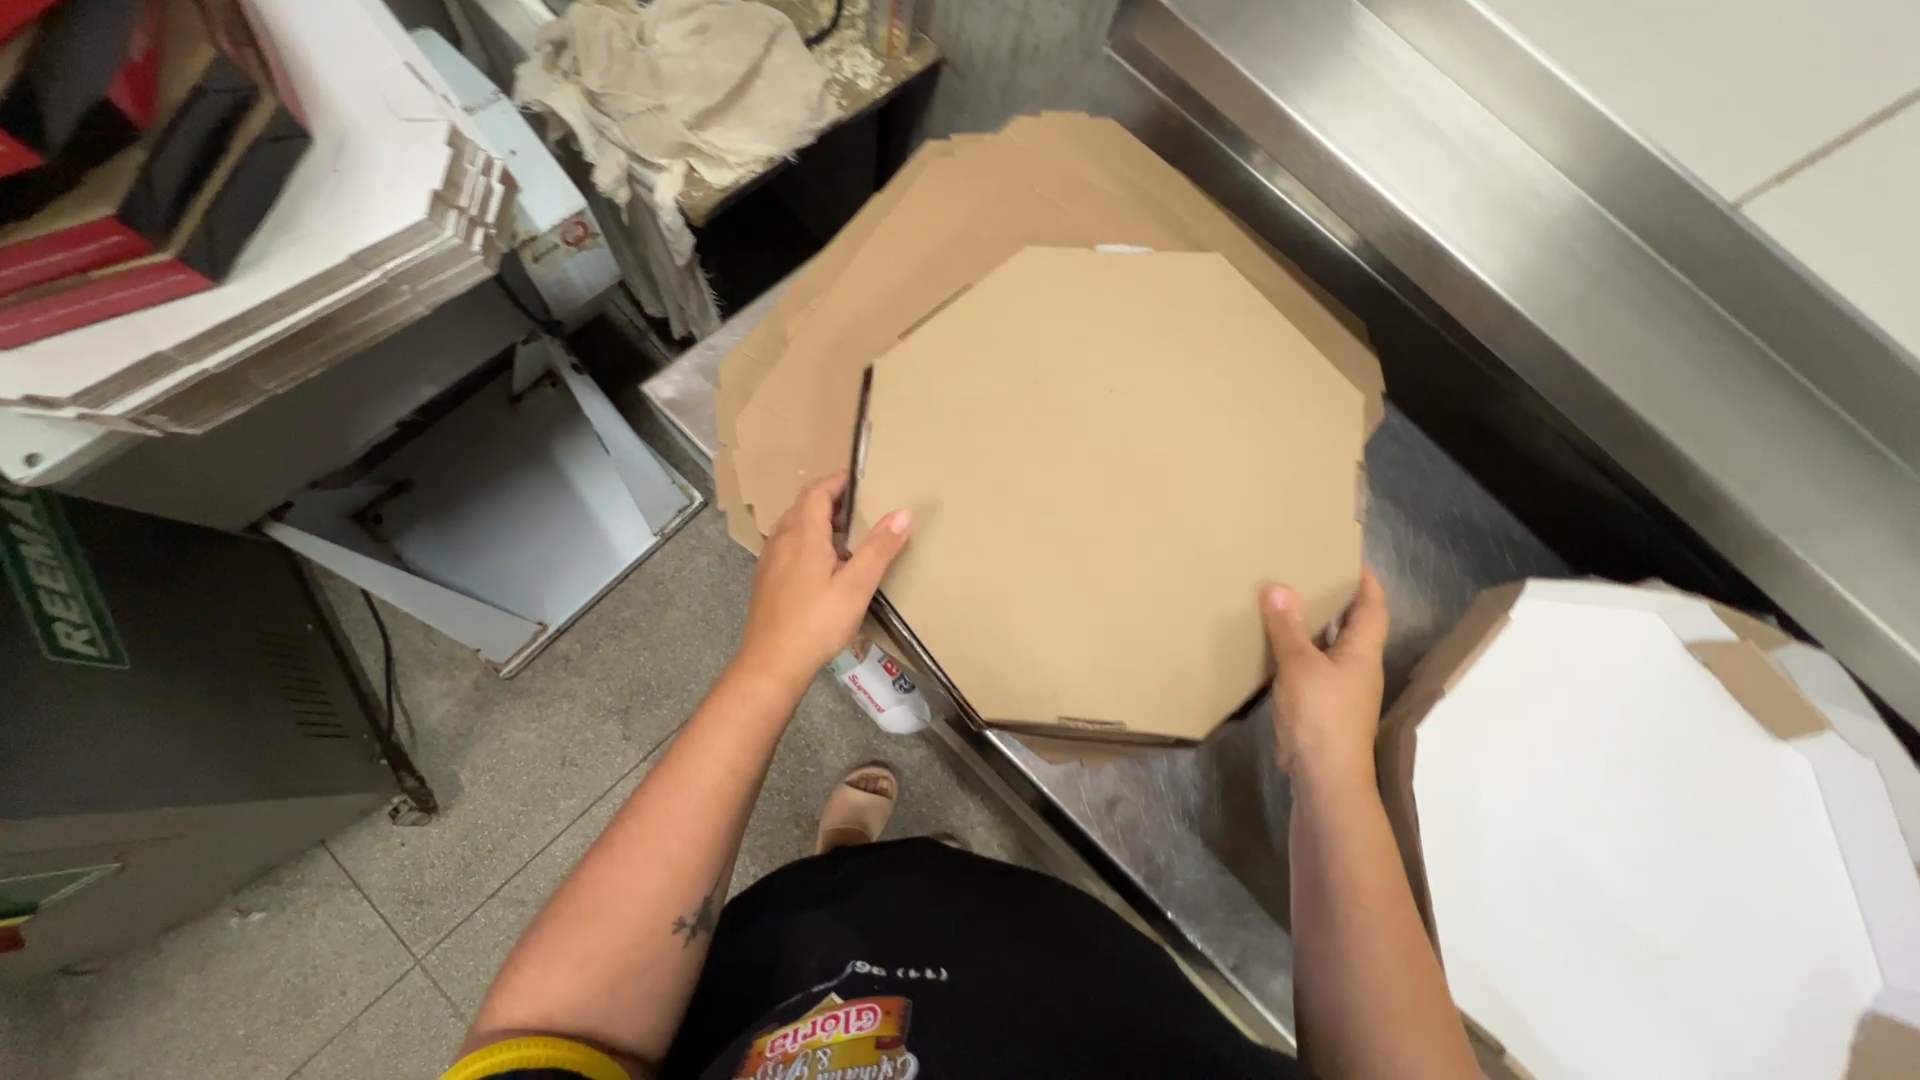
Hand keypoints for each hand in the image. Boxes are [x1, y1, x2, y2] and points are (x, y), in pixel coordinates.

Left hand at [735, 472, 910, 689]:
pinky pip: (787, 546)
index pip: (816, 492)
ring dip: (817, 521)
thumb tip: (902, 513)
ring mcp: (769, 561)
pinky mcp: (766, 581)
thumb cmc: (818, 622)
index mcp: (803, 534)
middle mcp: (781, 540)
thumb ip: (879, 548)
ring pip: (792, 527)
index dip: (837, 482)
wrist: (772, 662)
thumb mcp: (857, 586)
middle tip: (858, 507)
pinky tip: (823, 566)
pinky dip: (806, 542)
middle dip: (829, 500)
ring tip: (846, 535)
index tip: (858, 481)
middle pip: (802, 506)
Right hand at [1262, 566, 1389, 789]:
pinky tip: (1274, 646)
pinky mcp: (1321, 707)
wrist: (1324, 776)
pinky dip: (1297, 650)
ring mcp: (1341, 689)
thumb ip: (1287, 628)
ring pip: (1330, 646)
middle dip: (1334, 598)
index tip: (1348, 555)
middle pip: (1353, 624)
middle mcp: (1358, 667)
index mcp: (1363, 651)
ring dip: (1313, 625)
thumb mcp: (1299, 665)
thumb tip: (1278, 587)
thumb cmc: (1320, 714)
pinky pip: (1311, 666)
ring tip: (1285, 601)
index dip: (1365, 579)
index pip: (1372, 605)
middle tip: (1307, 572)